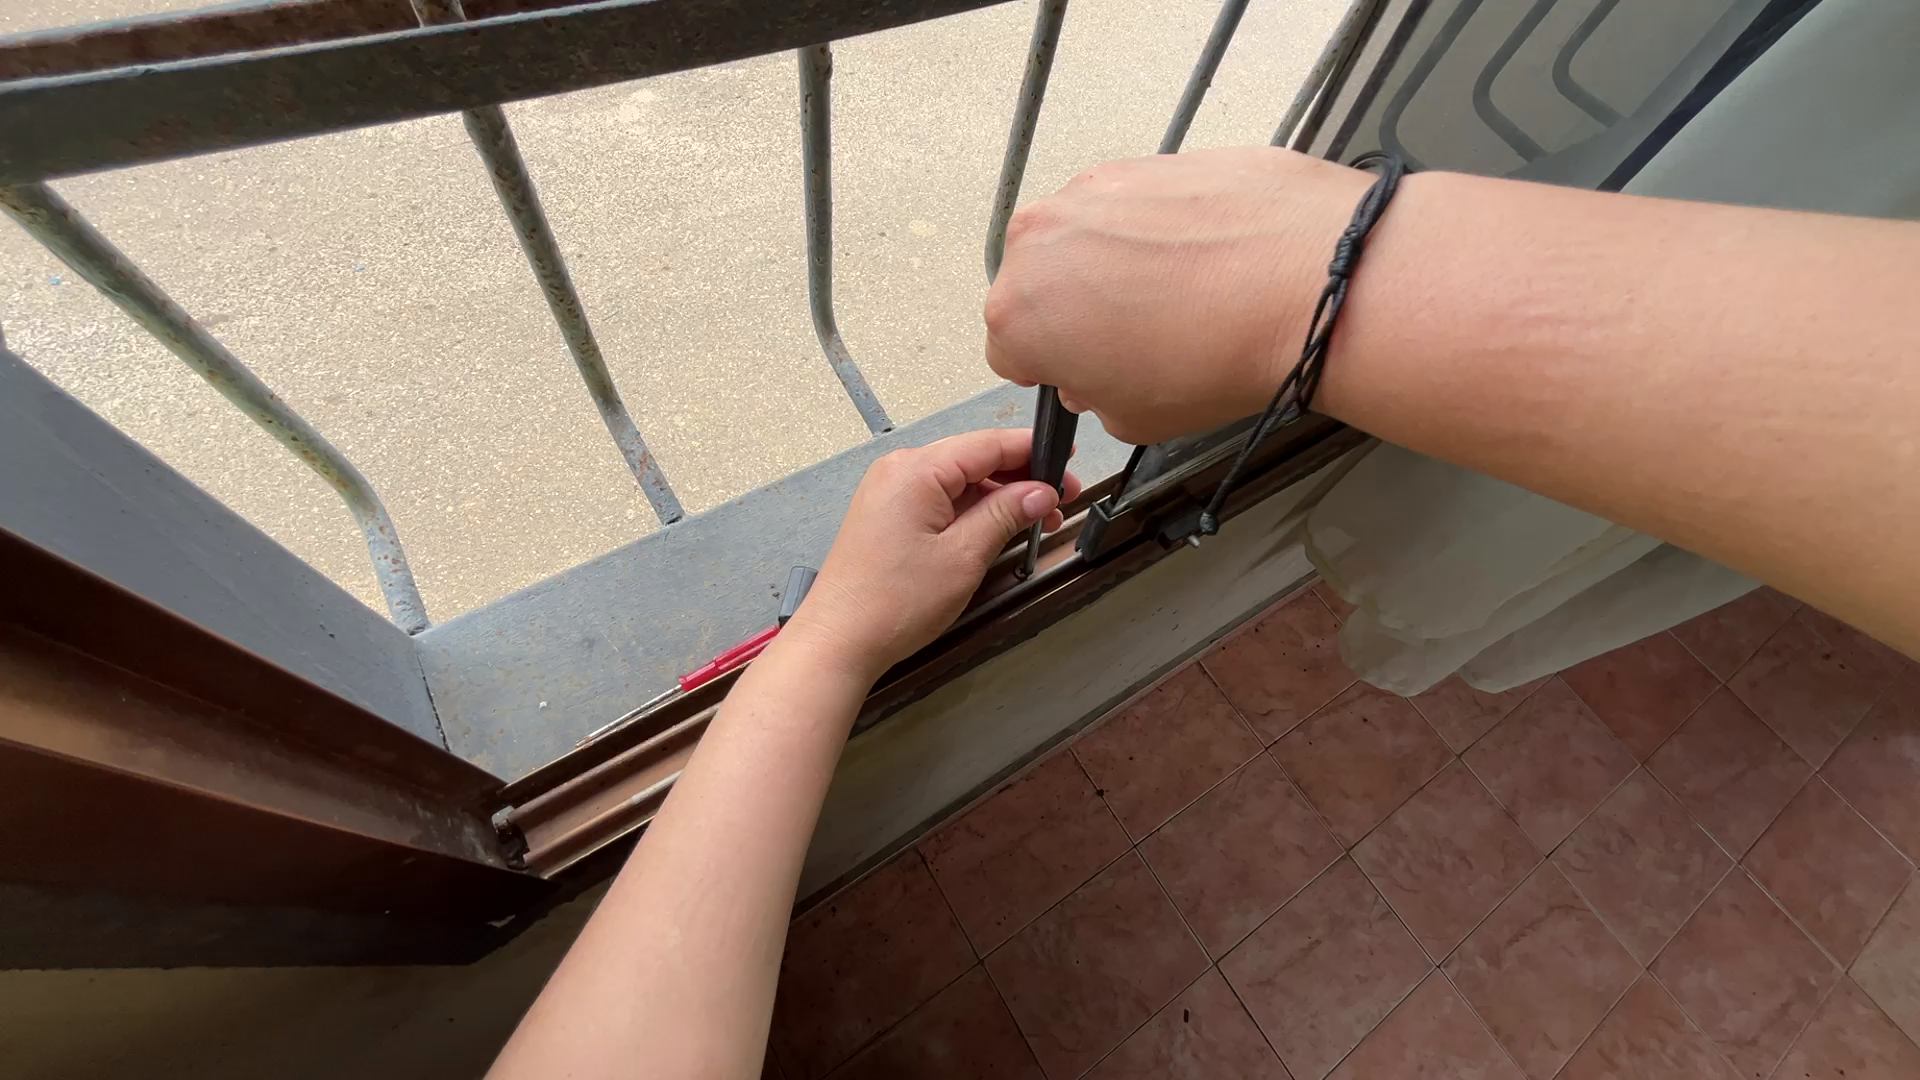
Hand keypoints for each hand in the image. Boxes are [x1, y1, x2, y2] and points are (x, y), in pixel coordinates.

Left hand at [783, 429, 1082, 682]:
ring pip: (958, 482)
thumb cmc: (895, 602)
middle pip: (973, 460)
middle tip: (1061, 500)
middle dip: (1020, 478)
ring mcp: (890, 493)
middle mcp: (899, 470)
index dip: (1031, 450)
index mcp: (916, 470)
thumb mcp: (963, 556)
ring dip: (998, 498)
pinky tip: (998, 528)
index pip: (987, 444)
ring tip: (1037, 521)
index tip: (1067, 458)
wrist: (838, 641)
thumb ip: (1004, 515)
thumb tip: (1041, 492)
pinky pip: (938, 500)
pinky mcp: (888, 516)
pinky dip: (971, 511)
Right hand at [983, 147, 1373, 443]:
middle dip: (1071, 315)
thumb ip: (1088, 396)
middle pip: (1036, 290)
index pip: (1008, 351)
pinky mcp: (1139, 162)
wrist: (1305, 284)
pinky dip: (1145, 234)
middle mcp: (1037, 243)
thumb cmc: (1214, 356)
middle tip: (1129, 338)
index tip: (1080, 370)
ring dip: (1106, 271)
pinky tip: (1191, 260)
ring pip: (1077, 245)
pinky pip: (1123, 210)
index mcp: (1017, 315)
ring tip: (1170, 298)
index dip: (1047, 368)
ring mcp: (1088, 192)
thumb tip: (1092, 375)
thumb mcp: (1130, 420)